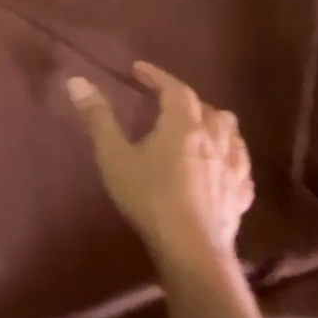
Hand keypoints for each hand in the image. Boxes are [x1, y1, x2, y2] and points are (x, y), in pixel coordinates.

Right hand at [68, 62, 254, 258]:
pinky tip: (220, 162)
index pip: (177, 91)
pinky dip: (229, 153)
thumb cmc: (148, 195)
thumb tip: (77, 80)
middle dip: (189, 99)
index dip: (158, 76)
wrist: (191, 248)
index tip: (138, 69)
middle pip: (211, 111)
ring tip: (197, 125)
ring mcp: (232, 171)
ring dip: (215, 123)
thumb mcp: (113, 154)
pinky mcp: (240, 196)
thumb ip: (97, 117)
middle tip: (165, 99)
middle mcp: (214, 144)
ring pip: (233, 136)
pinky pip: (241, 165)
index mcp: (184, 129)